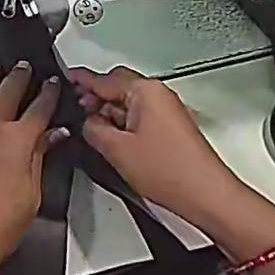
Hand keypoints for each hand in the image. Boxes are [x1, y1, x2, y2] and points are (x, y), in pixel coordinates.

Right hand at [68, 66, 248, 227]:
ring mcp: (167, 111)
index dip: (82, 80)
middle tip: (77, 110)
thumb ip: (92, 128)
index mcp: (146, 91)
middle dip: (96, 98)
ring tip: (96, 133)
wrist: (206, 196)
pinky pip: (140, 116)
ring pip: (128, 102)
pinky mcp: (170, 127)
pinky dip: (124, 125)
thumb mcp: (116, 149)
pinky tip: (115, 143)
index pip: (104, 79)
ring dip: (110, 114)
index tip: (69, 77)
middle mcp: (159, 95)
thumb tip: (86, 122)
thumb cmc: (173, 172)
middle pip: (118, 87)